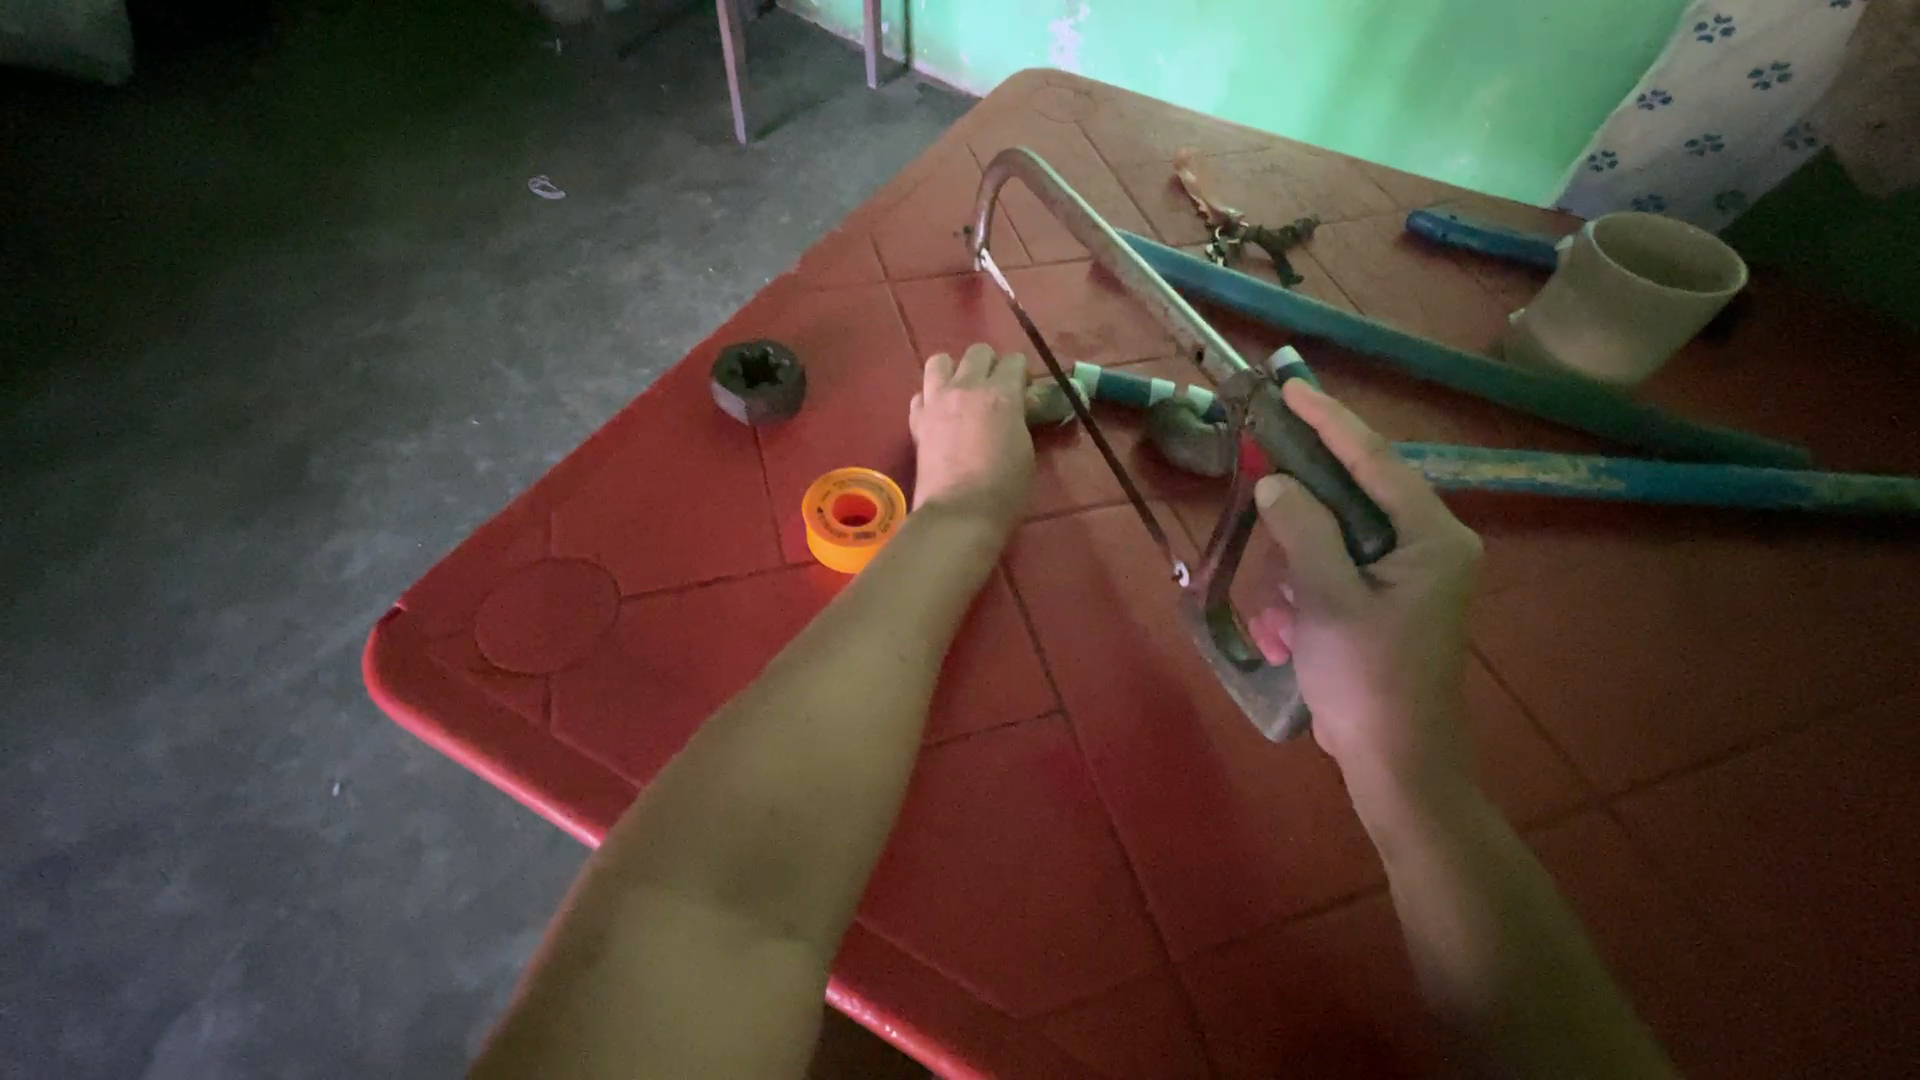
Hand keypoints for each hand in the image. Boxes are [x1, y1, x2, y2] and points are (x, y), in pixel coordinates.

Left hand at [909, 343, 1034, 536]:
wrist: (959, 513)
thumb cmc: (1004, 489)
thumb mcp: (1026, 451)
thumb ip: (1020, 420)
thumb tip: (1018, 408)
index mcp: (1001, 394)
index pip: (1014, 361)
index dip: (1021, 375)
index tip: (1023, 392)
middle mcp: (967, 387)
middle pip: (978, 352)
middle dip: (989, 365)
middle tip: (994, 390)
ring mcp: (936, 401)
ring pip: (940, 361)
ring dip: (954, 371)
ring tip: (961, 392)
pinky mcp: (916, 420)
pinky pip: (921, 394)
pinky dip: (930, 399)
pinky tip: (940, 415)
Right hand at [1245, 380, 1481, 801]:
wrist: (1396, 760)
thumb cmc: (1368, 678)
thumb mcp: (1328, 598)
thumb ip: (1304, 529)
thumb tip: (1276, 481)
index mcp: (1432, 537)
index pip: (1376, 461)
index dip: (1330, 421)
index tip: (1290, 388)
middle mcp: (1428, 546)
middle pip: (1355, 495)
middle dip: (1302, 502)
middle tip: (1258, 479)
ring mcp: (1408, 575)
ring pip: (1337, 534)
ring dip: (1296, 560)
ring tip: (1281, 608)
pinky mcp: (1385, 600)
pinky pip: (1334, 568)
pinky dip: (1303, 587)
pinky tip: (1289, 629)